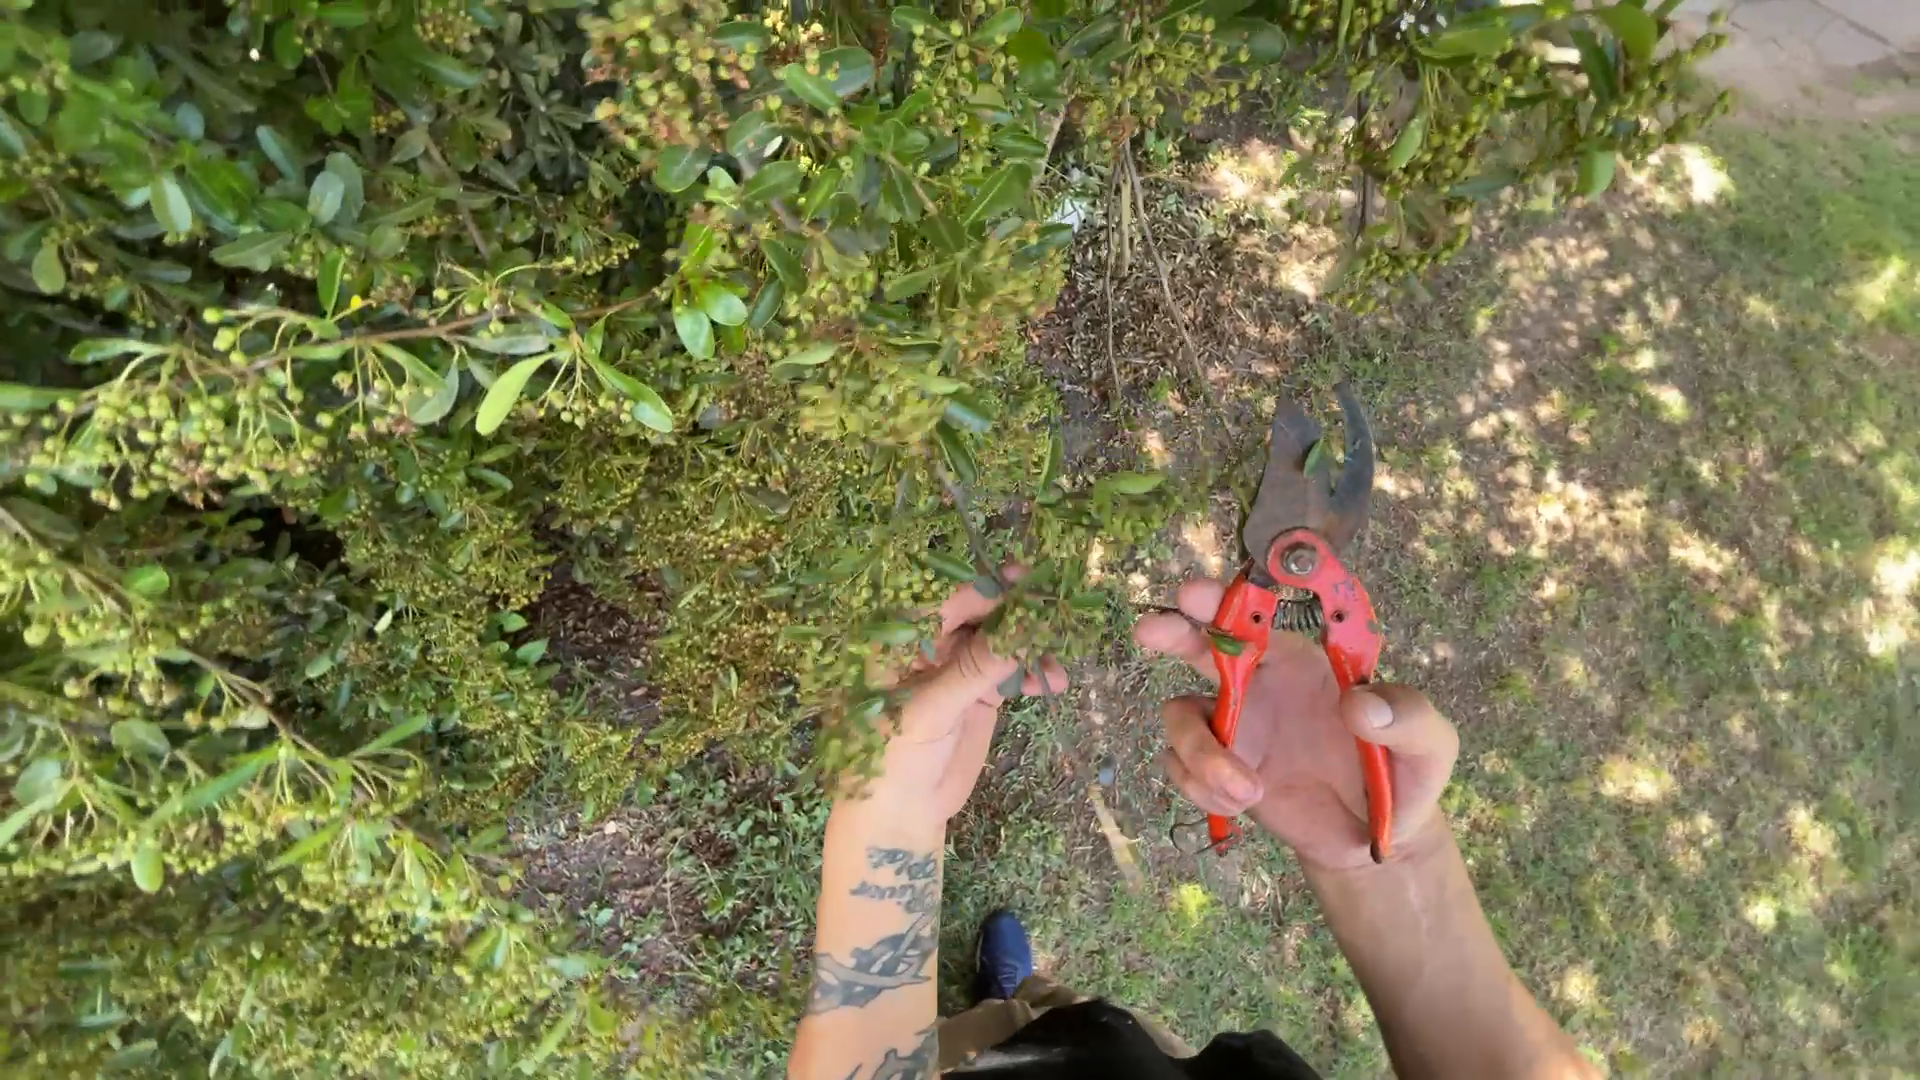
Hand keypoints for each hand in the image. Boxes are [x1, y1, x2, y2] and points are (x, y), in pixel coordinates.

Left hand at [843, 579, 1067, 830]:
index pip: (943, 602)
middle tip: (1053, 608)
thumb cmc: (893, 759)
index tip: (1021, 578)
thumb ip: (972, 670)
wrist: (901, 812)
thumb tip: (1017, 630)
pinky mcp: (980, 691)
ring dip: (1030, 643)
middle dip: (1015, 611)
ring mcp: (957, 667)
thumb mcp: (929, 711)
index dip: (982, 587)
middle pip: (977, 614)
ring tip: (1059, 651)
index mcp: (899, 640)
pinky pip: (1010, 670)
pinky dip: (1033, 672)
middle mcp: (928, 645)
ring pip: (999, 640)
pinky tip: (1056, 681)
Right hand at [1134, 576, 1457, 870]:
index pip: (1254, 621)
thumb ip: (1407, 716)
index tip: (1193, 594)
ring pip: (1178, 717)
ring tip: (1248, 791)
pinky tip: (1240, 805)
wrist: (1376, 842)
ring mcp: (1229, 729)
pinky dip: (1199, 787)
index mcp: (1297, 663)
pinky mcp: (1213, 771)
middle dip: (1171, 633)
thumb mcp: (1430, 744)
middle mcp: (1254, 687)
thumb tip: (1359, 706)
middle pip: (1195, 646)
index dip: (1220, 602)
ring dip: (1202, 754)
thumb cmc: (1402, 776)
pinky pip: (1178, 766)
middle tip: (1148, 633)